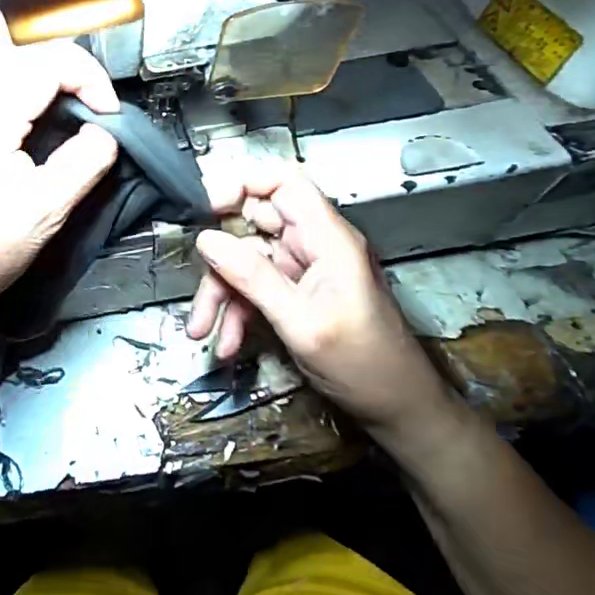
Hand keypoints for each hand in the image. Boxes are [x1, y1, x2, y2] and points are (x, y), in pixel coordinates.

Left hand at [0, 8, 120, 341]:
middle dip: (52, 52)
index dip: (88, 77)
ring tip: (47, 84)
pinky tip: (20, 95)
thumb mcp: (48, 211)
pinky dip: (0, 61)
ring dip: (18, 48)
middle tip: (75, 90)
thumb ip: (85, 160)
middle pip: (1, 28)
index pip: (44, 60)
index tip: (105, 111)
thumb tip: (105, 131)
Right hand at [187, 162, 455, 435]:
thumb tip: (208, 240)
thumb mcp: (302, 323)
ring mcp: (305, 270)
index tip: (210, 207)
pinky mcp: (297, 294)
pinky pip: (256, 289)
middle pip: (256, 226)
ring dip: (221, 293)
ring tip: (203, 328)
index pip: (286, 184)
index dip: (246, 185)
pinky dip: (237, 312)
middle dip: (221, 255)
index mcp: (328, 239)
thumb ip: (253, 278)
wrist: (397, 409)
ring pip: (248, 262)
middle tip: (198, 276)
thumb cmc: (365, 366)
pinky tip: (226, 341)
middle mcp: (315, 246)